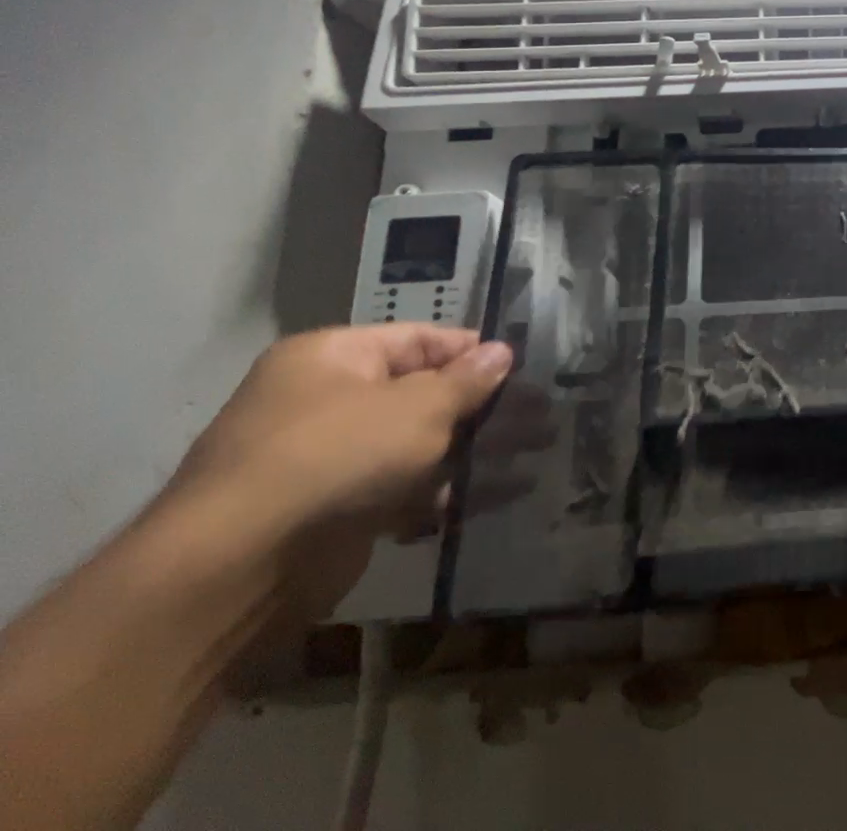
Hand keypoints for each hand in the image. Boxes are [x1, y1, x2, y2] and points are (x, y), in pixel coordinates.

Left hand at [165, 325, 511, 617]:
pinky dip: (448, 492)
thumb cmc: (338, 455)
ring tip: (537, 456)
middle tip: (546, 417)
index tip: (530, 369)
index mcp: (333, 357)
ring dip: (475, 452)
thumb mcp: (418, 407)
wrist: (249, 558)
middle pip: (422, 394)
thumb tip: (502, 351)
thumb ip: (466, 380)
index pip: (419, 339)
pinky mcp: (339, 509)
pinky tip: (500, 497)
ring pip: (419, 445)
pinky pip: (406, 489)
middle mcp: (326, 400)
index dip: (476, 352)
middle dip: (484, 407)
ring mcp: (330, 458)